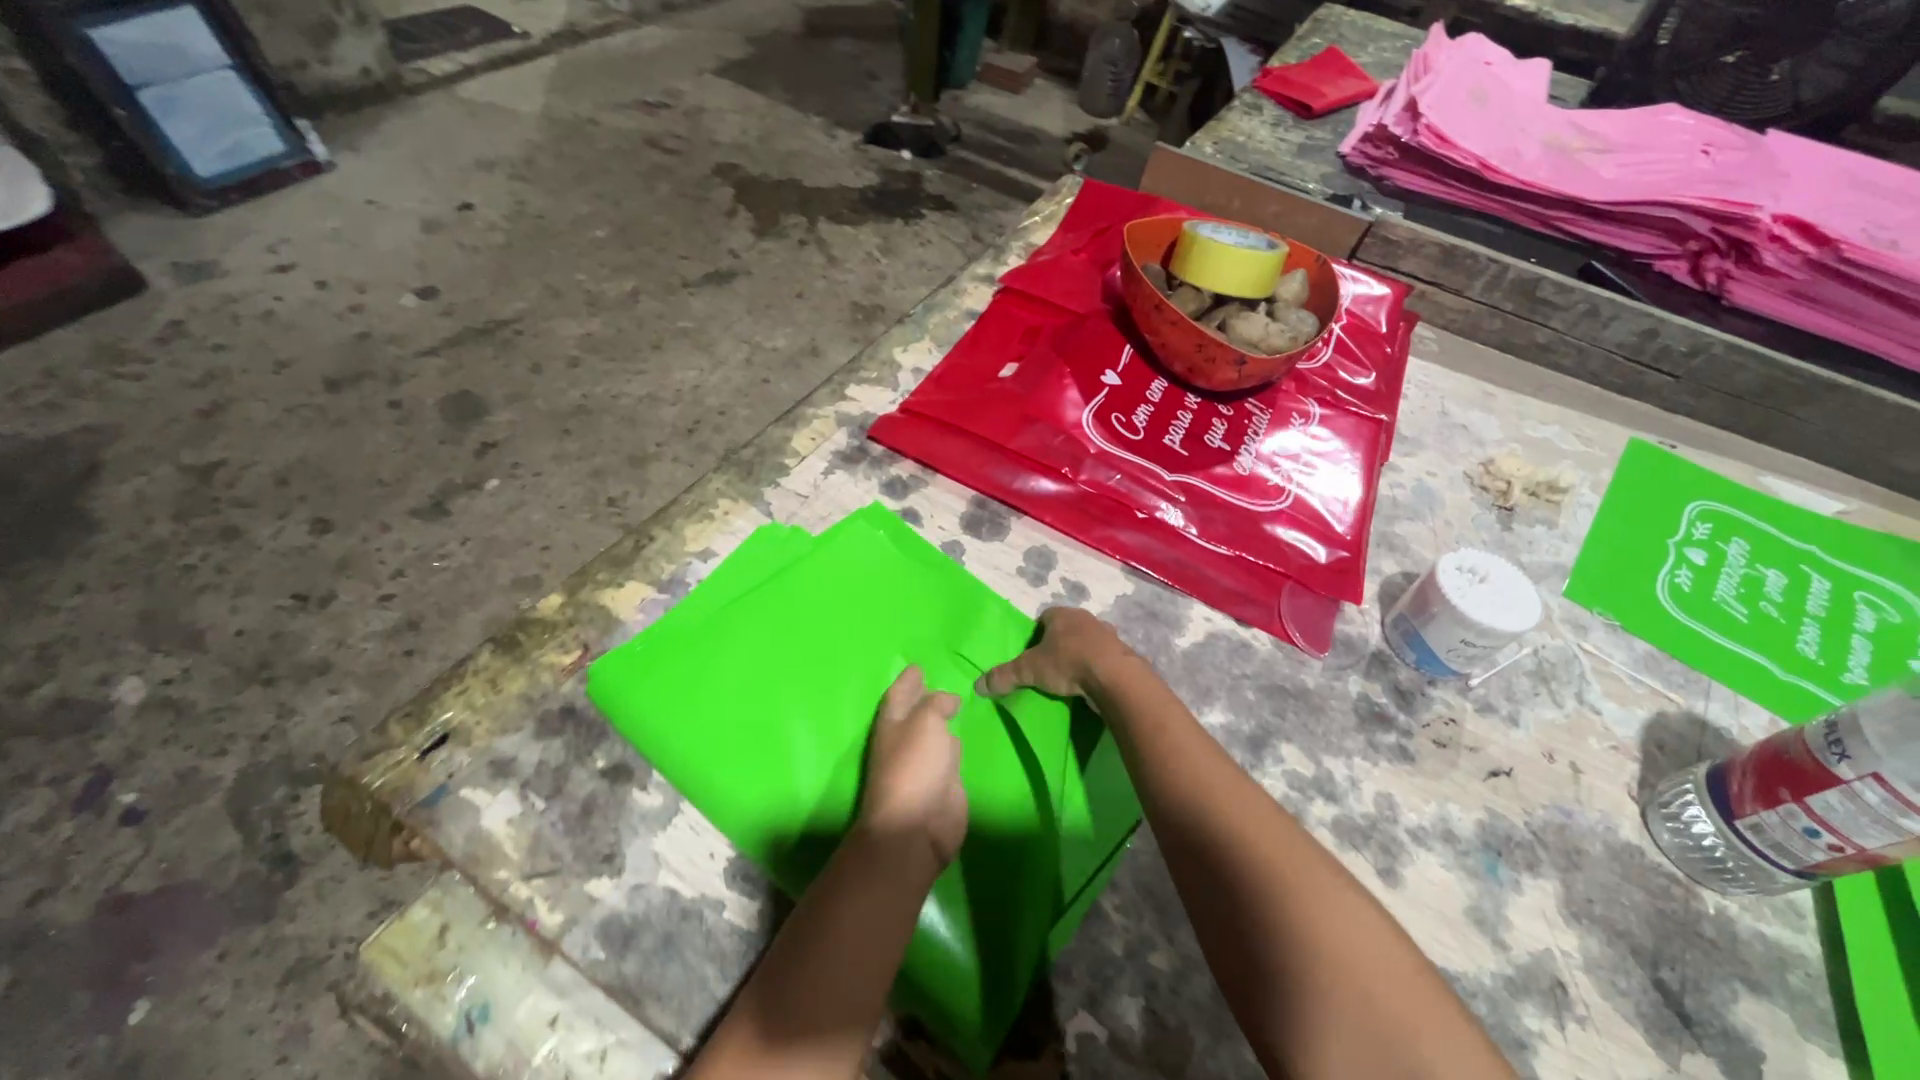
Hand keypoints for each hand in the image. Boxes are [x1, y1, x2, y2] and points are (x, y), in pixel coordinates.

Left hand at [859, 667, 966, 868]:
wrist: (917, 825)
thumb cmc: (915, 766)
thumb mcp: (925, 722)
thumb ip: (937, 704)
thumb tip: (949, 700)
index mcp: (893, 724)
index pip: (899, 695)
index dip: (907, 681)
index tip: (917, 666)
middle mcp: (906, 742)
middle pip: (915, 714)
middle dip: (923, 699)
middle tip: (935, 682)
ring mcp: (923, 765)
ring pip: (933, 735)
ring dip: (940, 722)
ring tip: (952, 705)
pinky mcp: (943, 784)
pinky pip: (949, 757)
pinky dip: (954, 746)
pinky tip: (961, 738)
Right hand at [976, 607, 1136, 699]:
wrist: (1115, 677)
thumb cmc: (1068, 663)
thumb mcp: (1029, 670)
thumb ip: (1004, 676)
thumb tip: (978, 685)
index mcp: (1062, 614)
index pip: (1044, 617)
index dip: (1035, 634)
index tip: (1031, 653)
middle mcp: (1086, 619)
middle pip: (1067, 629)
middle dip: (1058, 644)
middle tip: (1048, 666)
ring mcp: (1107, 635)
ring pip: (1087, 643)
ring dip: (1080, 655)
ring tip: (1070, 677)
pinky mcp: (1121, 654)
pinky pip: (1103, 658)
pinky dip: (1096, 668)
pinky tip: (1089, 684)